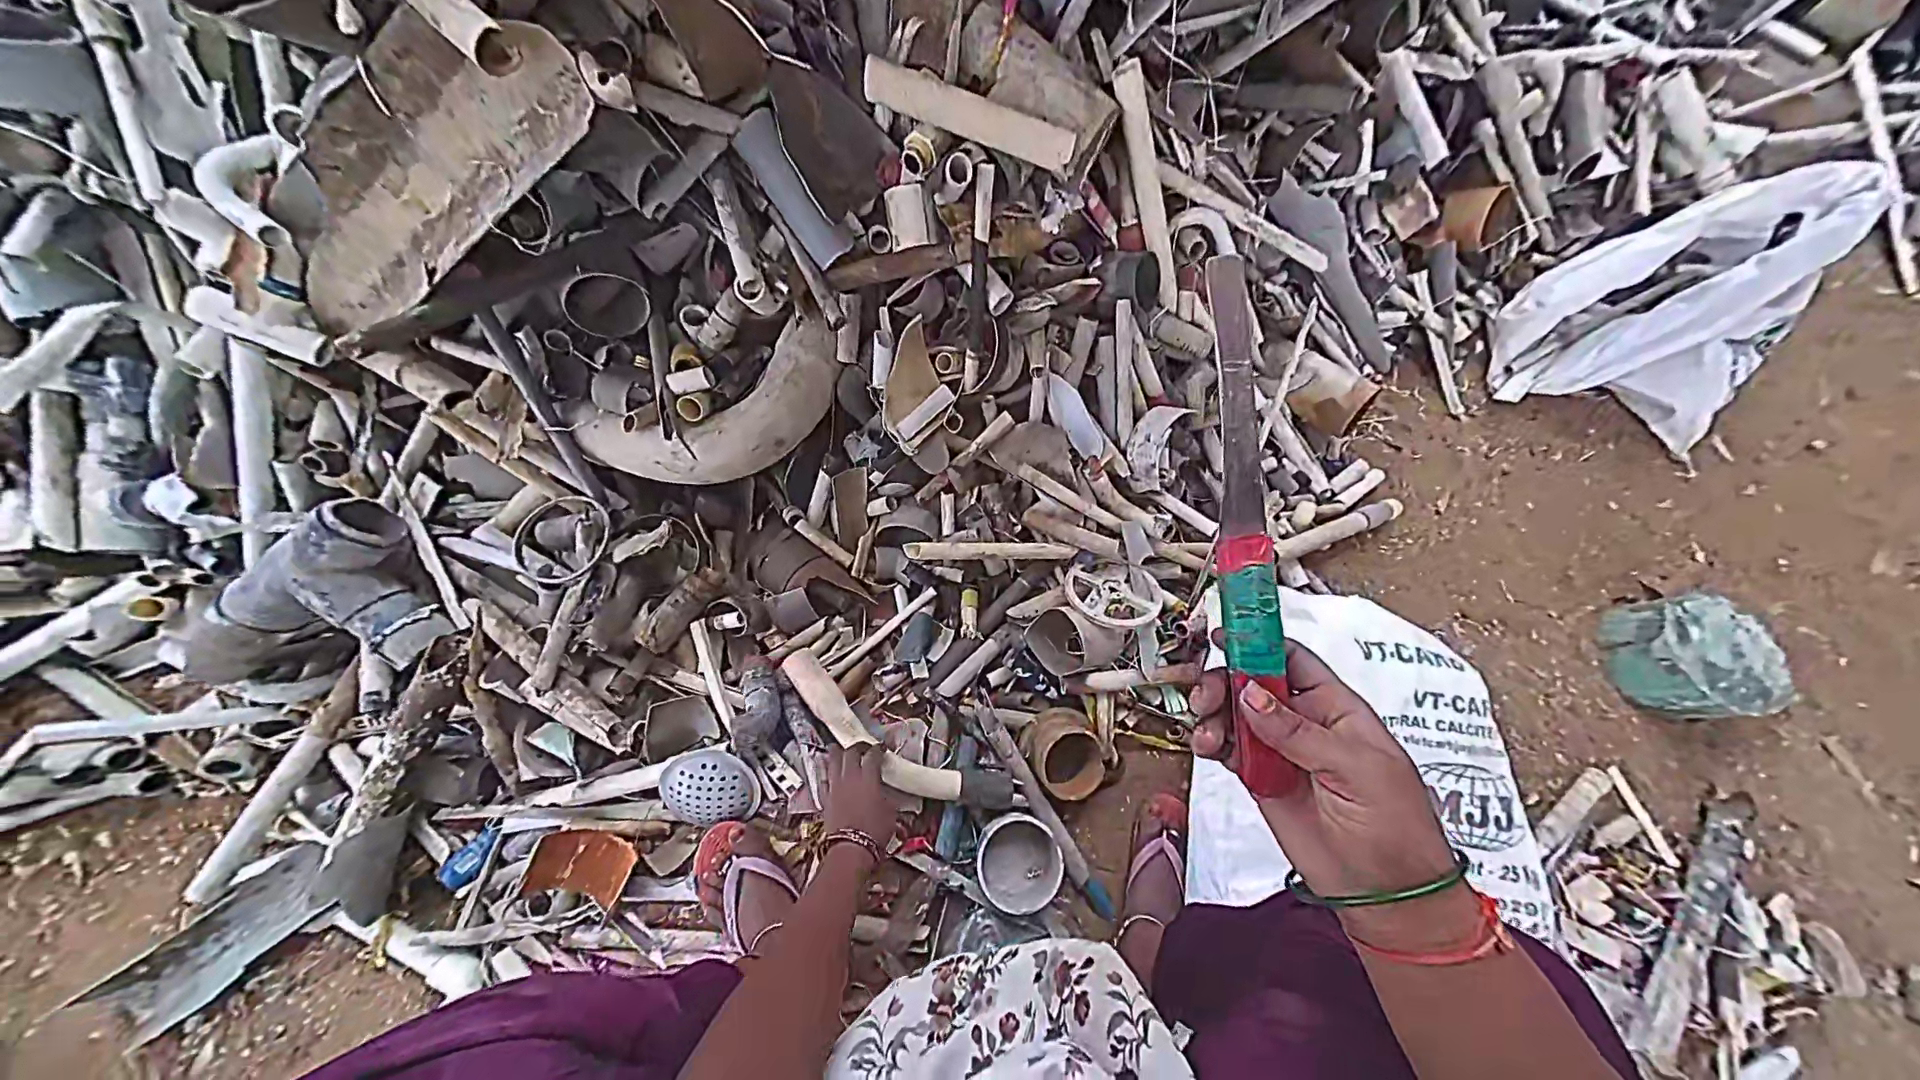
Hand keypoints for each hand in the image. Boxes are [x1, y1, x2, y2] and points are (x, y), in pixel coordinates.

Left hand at [822, 744, 895, 848]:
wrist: (850, 850)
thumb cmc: (874, 832)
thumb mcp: (891, 812)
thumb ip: (889, 798)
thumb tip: (889, 795)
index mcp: (868, 778)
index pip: (872, 756)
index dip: (877, 749)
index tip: (881, 749)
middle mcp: (850, 778)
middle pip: (851, 754)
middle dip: (857, 747)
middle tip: (862, 747)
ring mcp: (835, 788)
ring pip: (833, 763)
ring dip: (836, 753)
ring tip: (836, 748)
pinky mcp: (825, 800)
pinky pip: (823, 780)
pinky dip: (824, 772)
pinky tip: (824, 770)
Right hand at [1192, 640, 1456, 901]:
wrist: (1387, 898)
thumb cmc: (1397, 830)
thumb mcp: (1358, 770)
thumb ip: (1300, 731)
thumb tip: (1252, 694)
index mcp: (1336, 709)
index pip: (1292, 659)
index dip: (1258, 642)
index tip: (1226, 635)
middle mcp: (1303, 723)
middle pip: (1251, 682)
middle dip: (1224, 681)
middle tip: (1209, 696)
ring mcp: (1279, 750)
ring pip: (1232, 713)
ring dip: (1212, 713)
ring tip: (1207, 731)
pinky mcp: (1259, 777)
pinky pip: (1226, 747)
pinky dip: (1209, 741)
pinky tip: (1207, 746)